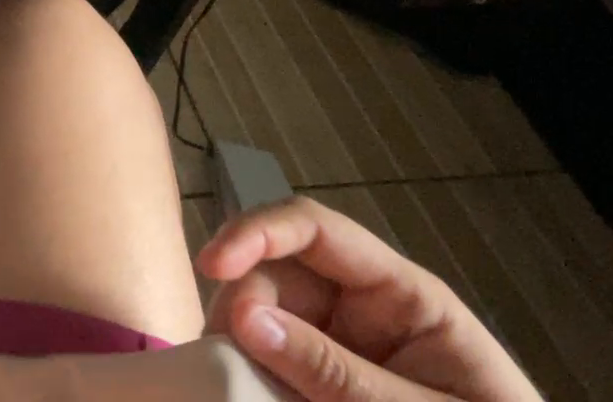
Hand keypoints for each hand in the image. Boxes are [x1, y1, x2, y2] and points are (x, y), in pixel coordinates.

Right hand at [197, 197, 540, 401]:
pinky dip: (246, 372)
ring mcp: (335, 340)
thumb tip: (243, 317)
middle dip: (240, 306)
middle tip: (222, 360)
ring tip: (233, 386)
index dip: (255, 232)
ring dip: (236, 345)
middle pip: (273, 272)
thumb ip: (341, 374)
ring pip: (257, 314)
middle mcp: (359, 304)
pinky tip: (242, 390)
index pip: (313, 228)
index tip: (211, 266)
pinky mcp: (315, 377)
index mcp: (401, 293)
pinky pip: (265, 357)